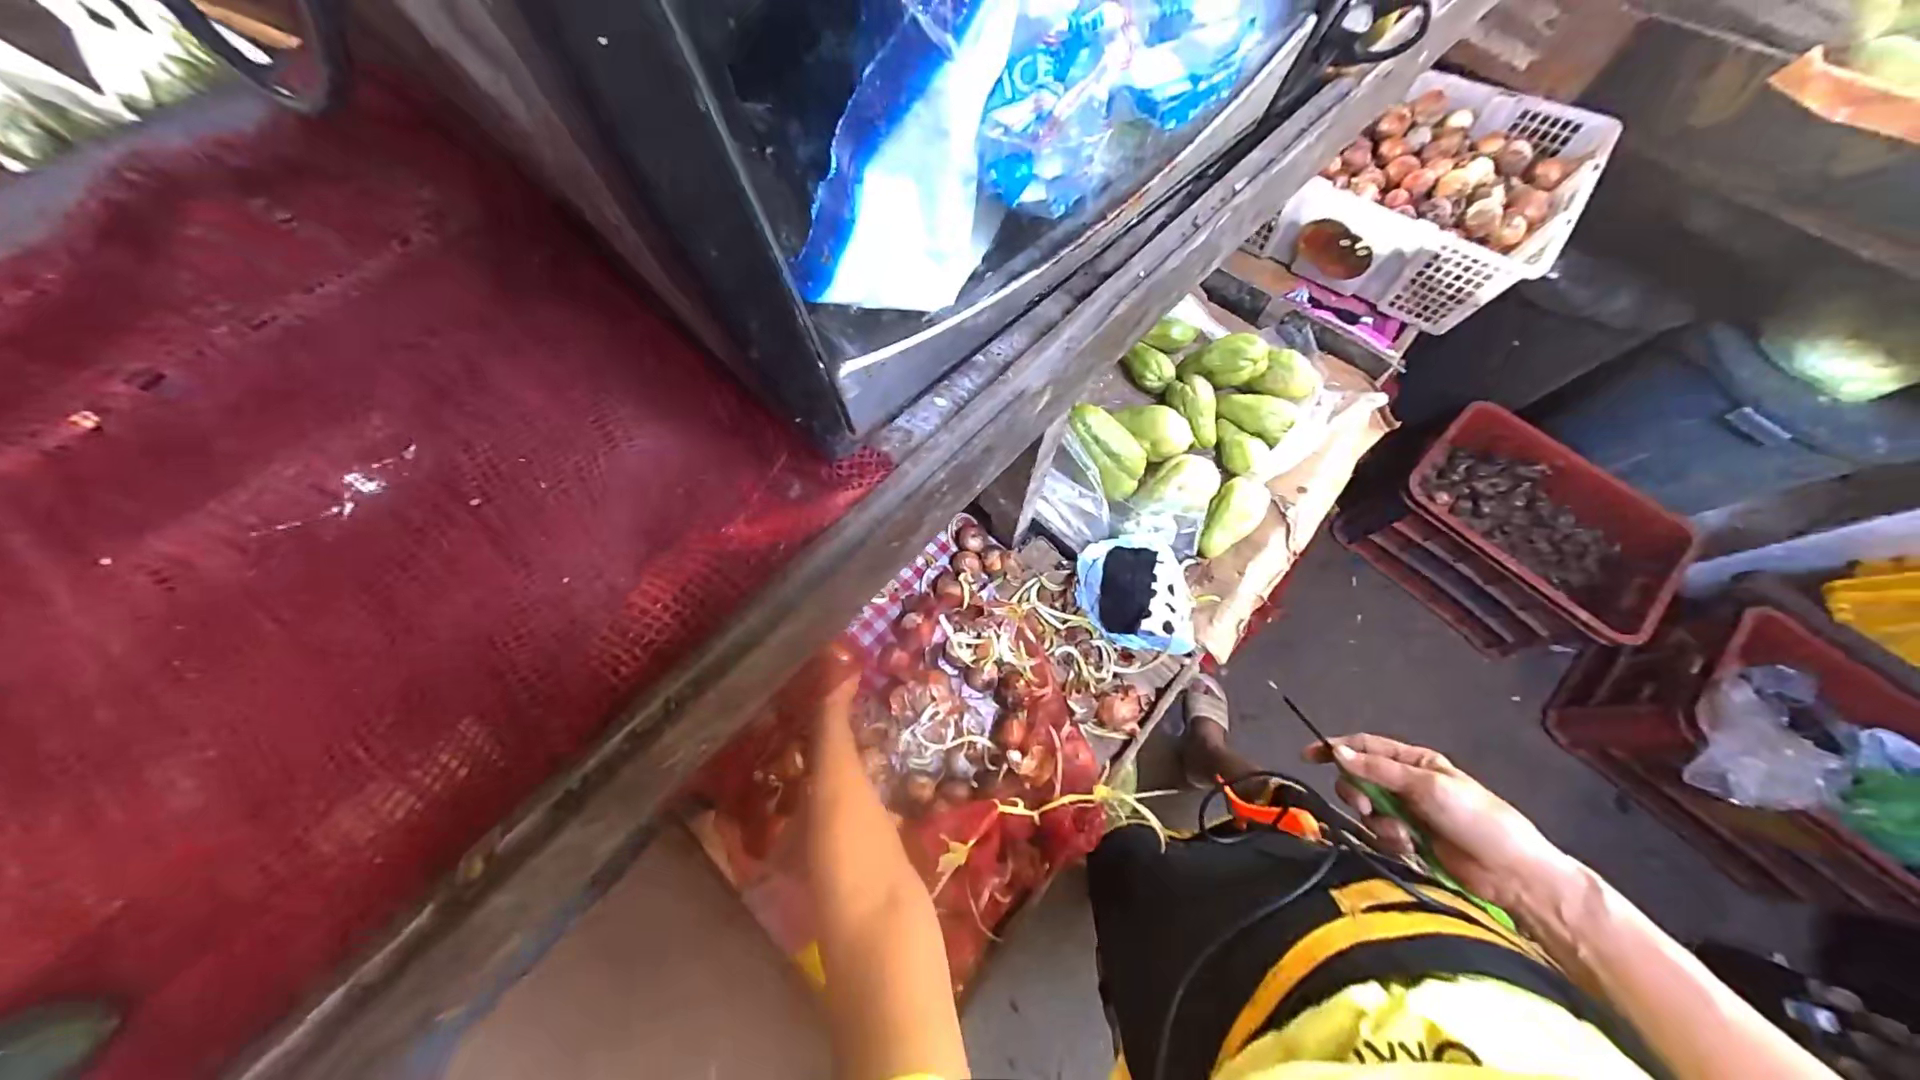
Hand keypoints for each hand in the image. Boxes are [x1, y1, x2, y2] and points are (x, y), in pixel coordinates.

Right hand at [1304, 734, 1575, 910]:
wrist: (1514, 875)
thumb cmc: (1478, 820)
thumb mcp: (1427, 787)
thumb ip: (1378, 770)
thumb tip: (1337, 753)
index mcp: (1415, 762)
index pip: (1365, 747)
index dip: (1335, 748)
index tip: (1309, 755)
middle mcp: (1406, 784)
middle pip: (1358, 778)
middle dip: (1356, 792)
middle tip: (1366, 807)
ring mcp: (1407, 812)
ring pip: (1366, 808)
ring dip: (1377, 820)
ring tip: (1401, 833)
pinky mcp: (1409, 840)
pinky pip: (1379, 833)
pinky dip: (1388, 839)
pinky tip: (1410, 846)